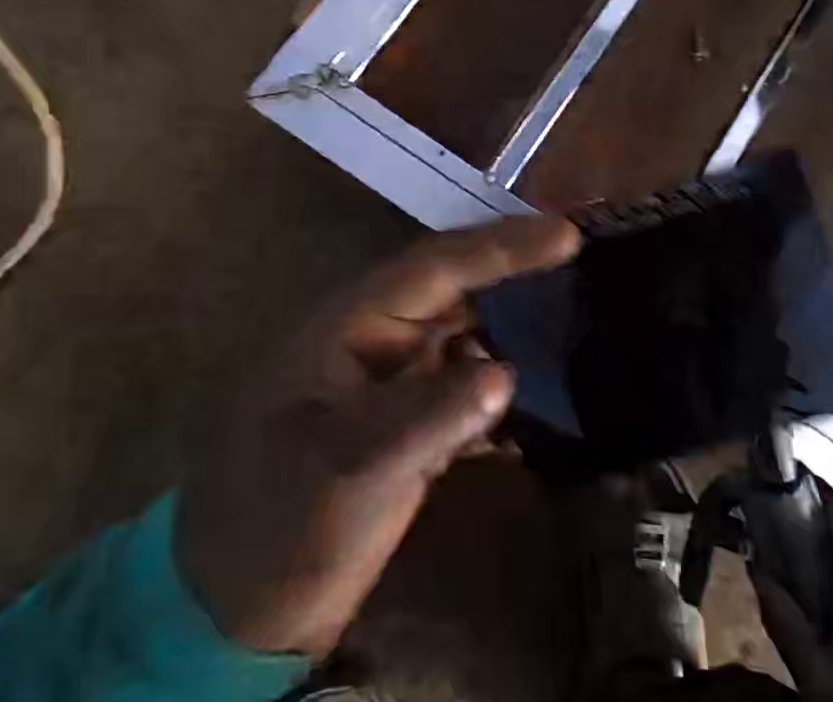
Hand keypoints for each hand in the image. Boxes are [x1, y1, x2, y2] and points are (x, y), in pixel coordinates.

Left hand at [177, 215, 581, 657]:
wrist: (245, 598)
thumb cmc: (282, 522)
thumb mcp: (351, 469)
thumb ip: (428, 419)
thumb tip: (504, 371)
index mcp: (344, 326)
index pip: (431, 269)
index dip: (500, 248)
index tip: (568, 234)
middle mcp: (368, 340)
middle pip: (451, 291)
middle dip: (515, 276)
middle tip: (587, 263)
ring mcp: (385, 382)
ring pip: (460, 338)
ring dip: (515, 332)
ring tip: (583, 324)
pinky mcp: (400, 421)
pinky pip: (459, 388)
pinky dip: (498, 391)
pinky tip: (542, 407)